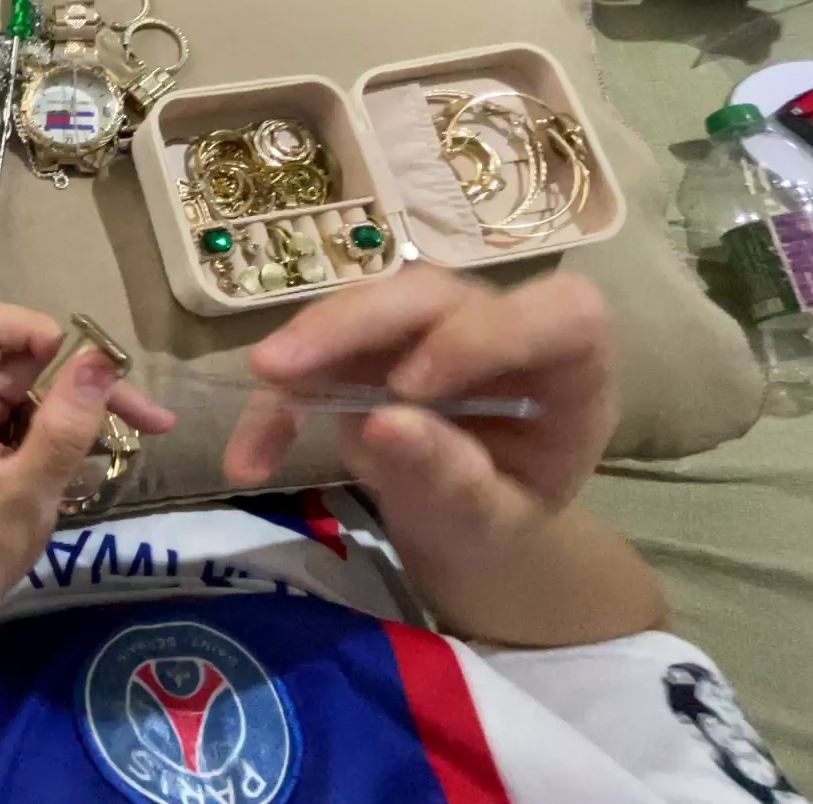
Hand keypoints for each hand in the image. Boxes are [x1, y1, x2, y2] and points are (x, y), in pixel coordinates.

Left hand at [0, 299, 176, 622]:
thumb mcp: (29, 492)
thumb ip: (64, 427)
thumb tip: (101, 360)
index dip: (36, 330)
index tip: (83, 366)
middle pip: (22, 352)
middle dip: (82, 373)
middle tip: (142, 411)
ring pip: (37, 376)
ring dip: (87, 397)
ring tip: (147, 424)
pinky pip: (36, 402)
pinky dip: (72, 416)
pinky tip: (111, 439)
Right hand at [225, 267, 616, 557]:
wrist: (459, 511)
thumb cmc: (496, 511)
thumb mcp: (486, 516)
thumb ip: (449, 475)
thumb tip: (382, 423)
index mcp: (562, 363)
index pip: (551, 314)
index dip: (480, 337)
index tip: (409, 390)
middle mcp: (488, 324)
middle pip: (422, 297)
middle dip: (347, 326)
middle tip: (278, 367)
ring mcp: (418, 328)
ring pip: (358, 307)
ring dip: (302, 344)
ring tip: (262, 388)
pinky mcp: (363, 343)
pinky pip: (311, 354)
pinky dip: (274, 405)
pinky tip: (250, 458)